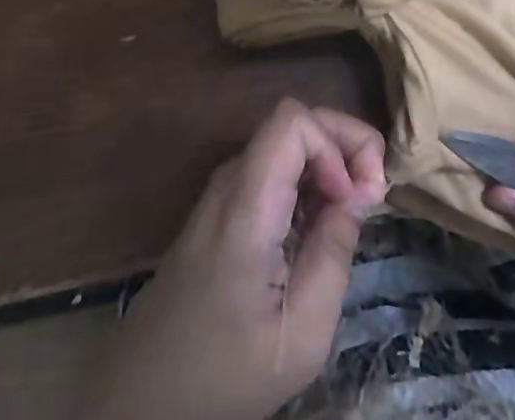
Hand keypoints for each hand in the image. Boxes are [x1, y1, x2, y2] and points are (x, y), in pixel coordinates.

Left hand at [82, 100, 387, 419]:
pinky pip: (273, 170)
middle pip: (293, 124)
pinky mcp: (221, 210)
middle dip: (344, 144)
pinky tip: (322, 222)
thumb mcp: (300, 335)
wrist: (143, 399)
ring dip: (329, 162)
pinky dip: (309, 180)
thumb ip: (334, 254)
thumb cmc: (224, 375)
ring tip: (353, 210)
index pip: (292, 121)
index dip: (336, 143)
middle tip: (371, 194)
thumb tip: (357, 192)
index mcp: (245, 209)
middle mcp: (229, 185)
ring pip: (285, 144)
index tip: (356, 197)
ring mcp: (220, 195)